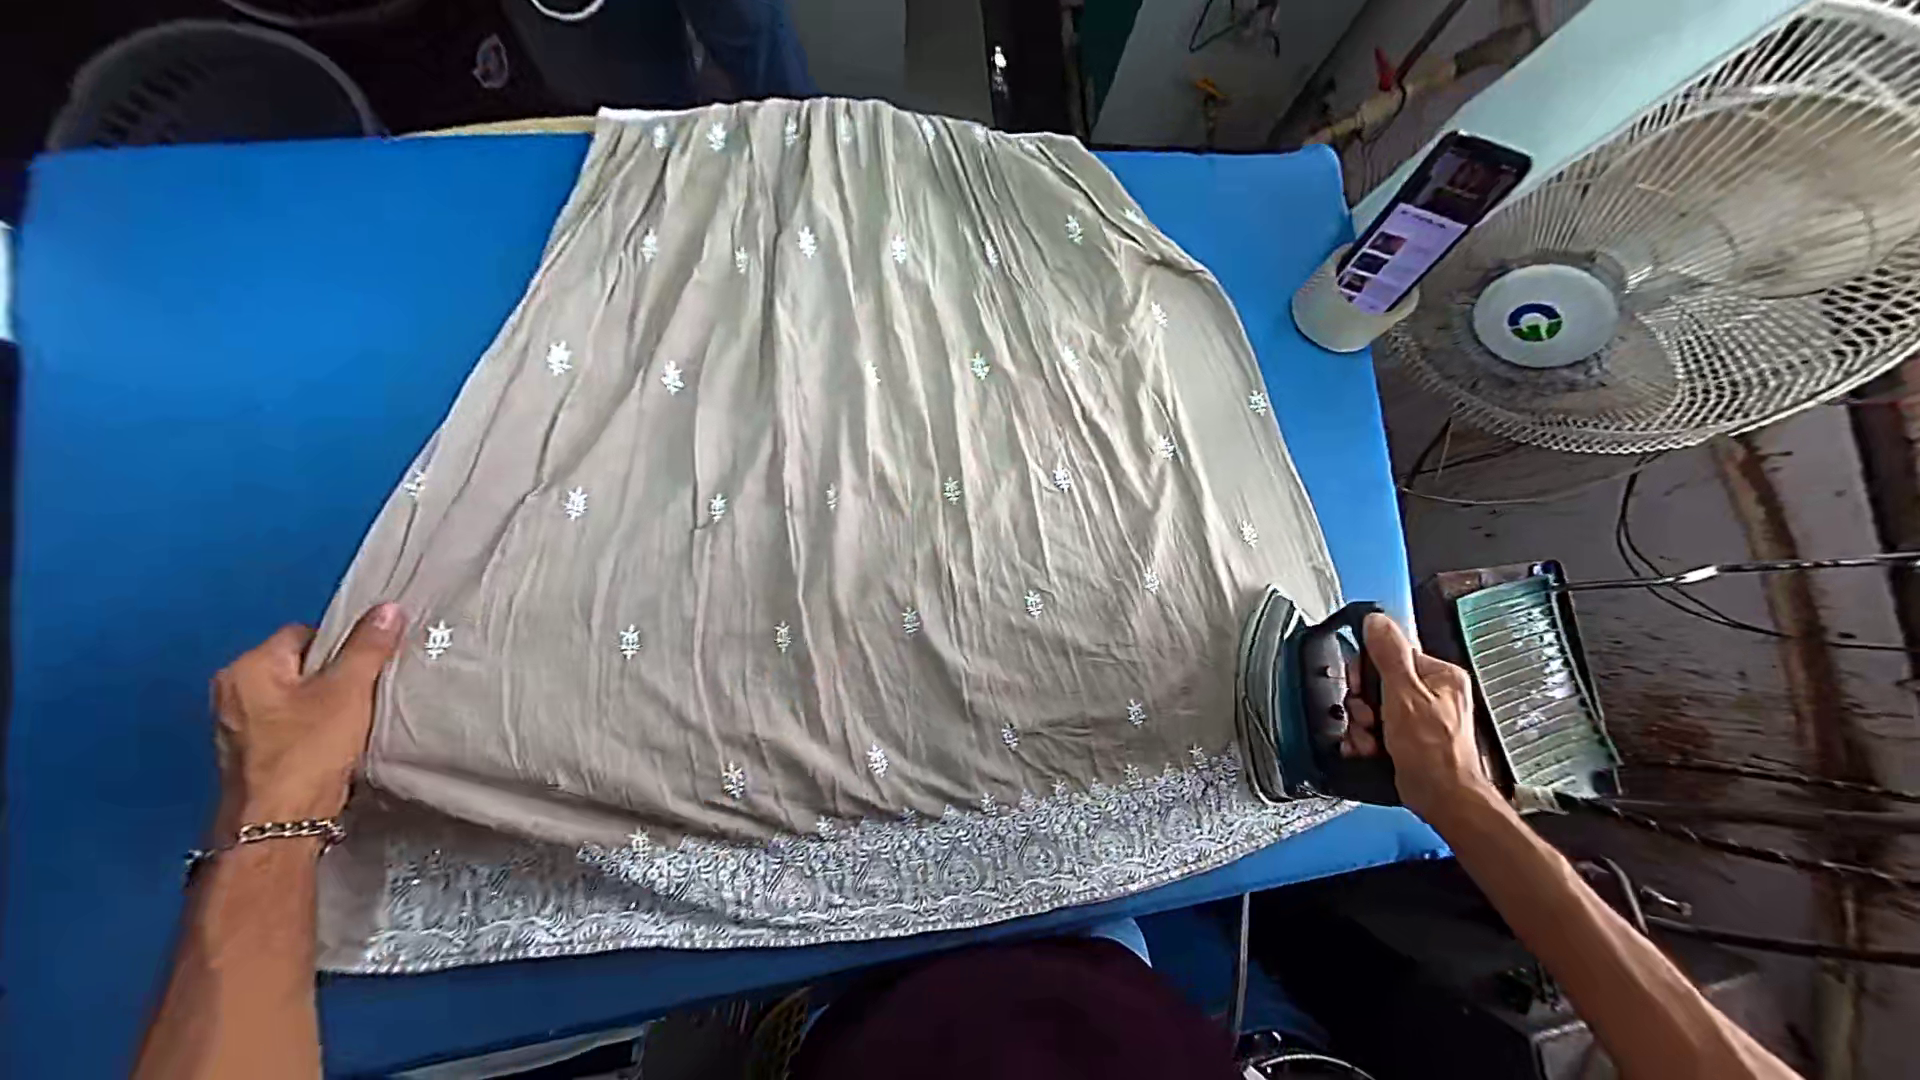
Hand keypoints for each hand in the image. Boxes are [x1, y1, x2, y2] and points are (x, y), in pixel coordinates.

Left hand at [210, 604, 404, 833]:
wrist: (282, 820)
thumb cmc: (311, 746)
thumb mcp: (350, 688)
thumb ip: (368, 646)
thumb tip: (389, 607)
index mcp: (249, 668)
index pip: (307, 632)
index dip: (344, 643)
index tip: (371, 664)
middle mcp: (235, 690)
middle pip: (304, 662)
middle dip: (340, 671)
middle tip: (371, 686)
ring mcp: (240, 721)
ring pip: (302, 691)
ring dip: (333, 697)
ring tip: (362, 710)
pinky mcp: (255, 747)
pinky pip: (296, 716)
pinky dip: (321, 720)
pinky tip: (343, 733)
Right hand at [1340, 613, 1496, 824]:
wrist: (1441, 798)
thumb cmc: (1434, 752)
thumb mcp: (1405, 695)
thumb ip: (1389, 655)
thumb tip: (1376, 621)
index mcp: (1438, 675)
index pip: (1388, 653)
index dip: (1367, 670)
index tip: (1363, 687)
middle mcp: (1430, 692)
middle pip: (1374, 680)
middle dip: (1362, 703)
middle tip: (1370, 717)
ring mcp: (1417, 715)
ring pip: (1369, 706)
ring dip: (1361, 724)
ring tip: (1373, 738)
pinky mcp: (1404, 734)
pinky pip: (1371, 725)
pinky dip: (1365, 737)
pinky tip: (1372, 748)